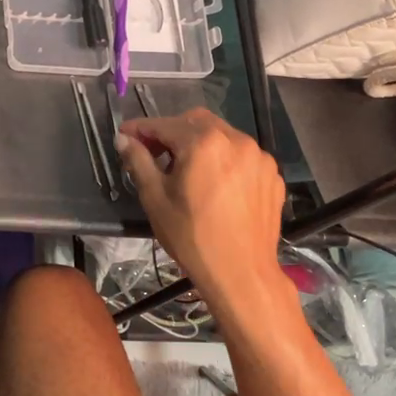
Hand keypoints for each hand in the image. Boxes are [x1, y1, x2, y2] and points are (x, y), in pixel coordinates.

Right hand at [115, 109, 291, 317]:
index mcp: (203, 143)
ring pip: (222, 136)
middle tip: (153, 151)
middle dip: (172, 131)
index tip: (123, 135)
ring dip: (199, 143)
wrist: (241, 273)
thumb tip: (124, 140)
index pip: (164, 125)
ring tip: (185, 170)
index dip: (140, 128)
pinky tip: (213, 184)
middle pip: (196, 121)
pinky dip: (223, 160)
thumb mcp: (155, 198)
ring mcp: (259, 157)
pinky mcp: (272, 175)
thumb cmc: (191, 236)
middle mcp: (236, 140)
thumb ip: (139, 161)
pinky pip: (242, 156)